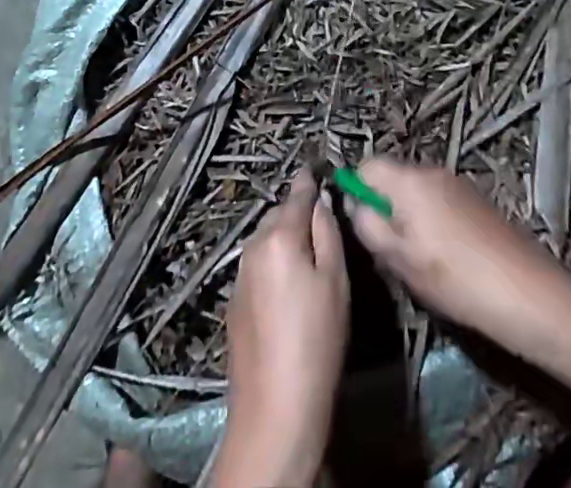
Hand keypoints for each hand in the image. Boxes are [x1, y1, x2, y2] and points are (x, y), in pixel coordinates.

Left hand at [216, 170, 348, 487]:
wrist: (275, 403)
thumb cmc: (317, 338)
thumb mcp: (336, 281)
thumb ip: (327, 233)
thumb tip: (320, 201)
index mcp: (278, 236)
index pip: (296, 195)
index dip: (309, 182)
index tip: (316, 168)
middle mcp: (251, 246)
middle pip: (278, 215)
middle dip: (297, 212)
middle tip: (323, 219)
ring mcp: (239, 273)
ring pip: (266, 239)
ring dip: (285, 236)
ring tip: (310, 252)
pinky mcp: (234, 298)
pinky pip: (258, 264)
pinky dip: (274, 261)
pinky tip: (289, 285)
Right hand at [344, 157, 570, 343]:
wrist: (531, 296)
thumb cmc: (455, 278)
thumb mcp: (398, 258)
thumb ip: (367, 225)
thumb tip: (354, 204)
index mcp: (410, 180)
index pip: (366, 165)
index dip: (356, 190)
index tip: (363, 225)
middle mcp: (434, 173)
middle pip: (392, 179)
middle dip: (384, 207)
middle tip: (390, 250)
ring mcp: (460, 186)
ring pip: (416, 194)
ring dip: (409, 218)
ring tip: (419, 260)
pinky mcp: (479, 203)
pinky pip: (439, 204)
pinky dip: (433, 223)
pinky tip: (447, 260)